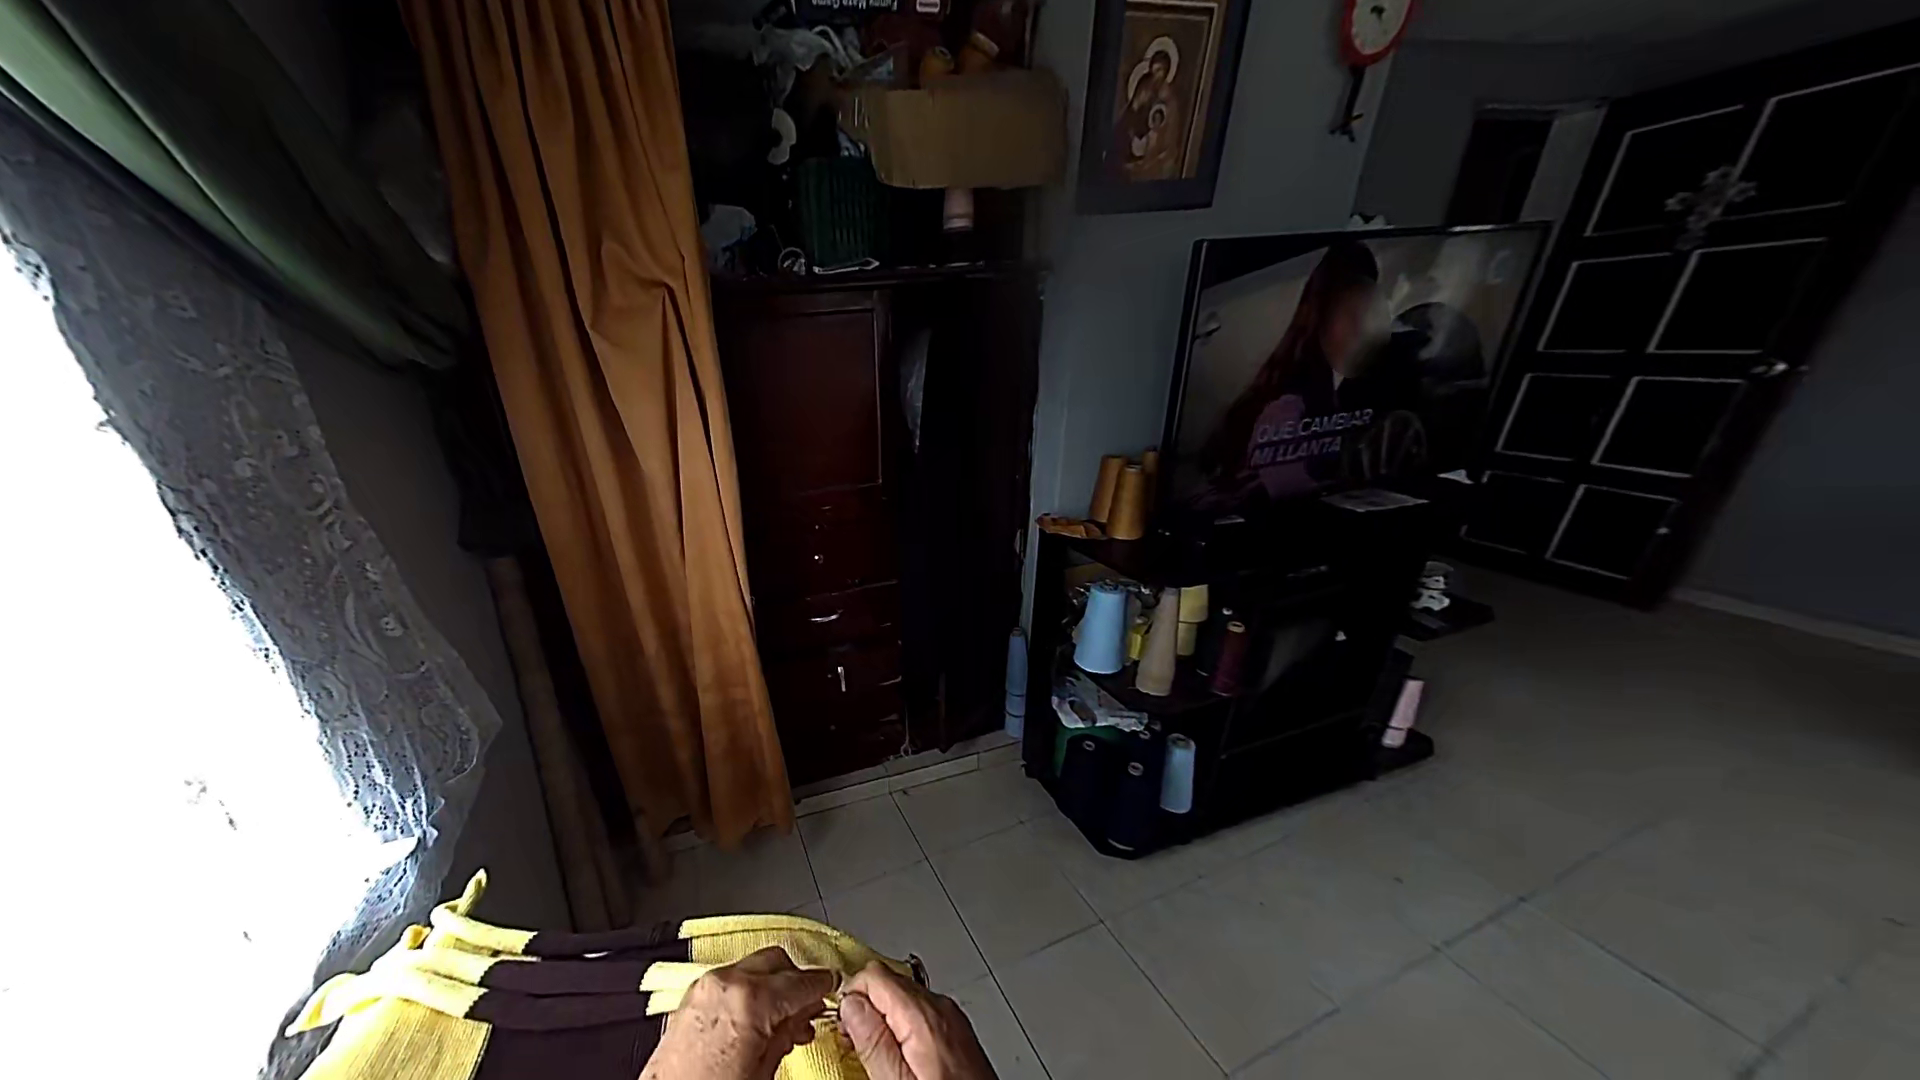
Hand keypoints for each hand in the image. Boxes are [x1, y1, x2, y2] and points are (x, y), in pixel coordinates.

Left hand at [639, 947, 837, 1079]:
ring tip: (781, 1018)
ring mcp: (707, 985)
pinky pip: (732, 978)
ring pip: (754, 966)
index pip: (800, 982)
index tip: (831, 987)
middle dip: (796, 980)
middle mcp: (729, 982)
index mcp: (751, 1000)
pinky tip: (756, 1016)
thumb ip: (787, 1035)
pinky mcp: (692, 995)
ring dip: (772, 984)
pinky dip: (749, 989)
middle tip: (808, 1006)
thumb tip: (801, 1017)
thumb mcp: (763, 1073)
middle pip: (778, 961)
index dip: (822, 985)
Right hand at [838, 963, 997, 1079]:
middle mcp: (940, 1007)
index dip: (852, 996)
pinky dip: (903, 1029)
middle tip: (854, 1047)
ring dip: (884, 1020)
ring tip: (876, 1059)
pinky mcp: (956, 1034)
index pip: (875, 974)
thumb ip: (874, 1041)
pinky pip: (920, 1016)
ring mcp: (951, 1019)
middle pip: (890, 983)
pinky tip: (900, 1060)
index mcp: (924, 1014)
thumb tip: (851, 1004)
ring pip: (904, 999)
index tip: (842, 1026)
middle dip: (866, 1008)